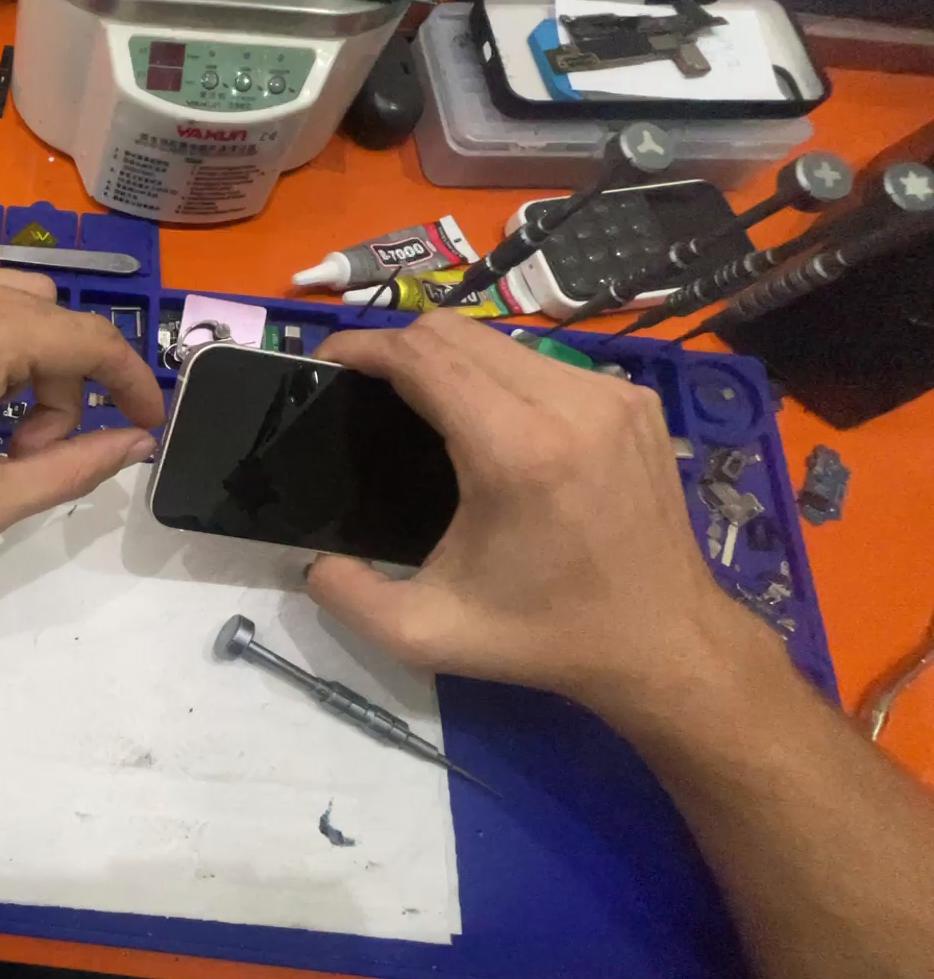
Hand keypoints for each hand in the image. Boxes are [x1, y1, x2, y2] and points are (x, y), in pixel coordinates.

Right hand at [303, 311, 760, 714]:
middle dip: (390, 346)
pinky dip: (485, 370)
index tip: (323, 361)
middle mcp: (569, 404)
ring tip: (404, 395)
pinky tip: (469, 412)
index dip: (362, 347)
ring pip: (495, 338)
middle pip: (454, 332)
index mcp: (514, 451)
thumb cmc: (539, 637)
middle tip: (355, 383)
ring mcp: (609, 395)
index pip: (423, 356)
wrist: (664, 645)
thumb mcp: (419, 634)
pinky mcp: (630, 401)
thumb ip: (344, 595)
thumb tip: (314, 560)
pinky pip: (535, 359)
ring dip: (437, 355)